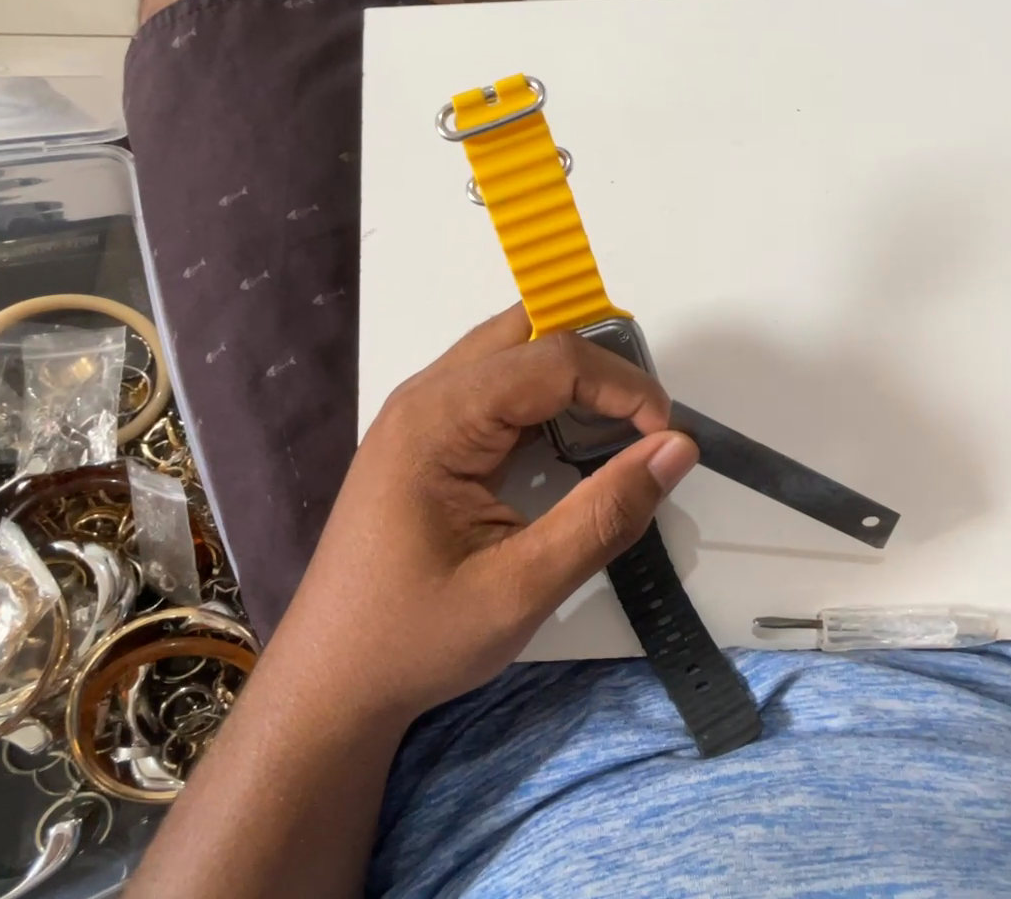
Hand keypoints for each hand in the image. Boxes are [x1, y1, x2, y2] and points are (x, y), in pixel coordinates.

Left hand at [276, 305, 699, 721]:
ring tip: (617, 431)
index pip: (552, 358)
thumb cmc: (417, 638)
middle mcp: (424, 397)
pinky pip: (496, 389)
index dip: (623, 385)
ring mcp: (420, 413)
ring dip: (572, 378)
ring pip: (512, 353)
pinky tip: (567, 448)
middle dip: (598, 360)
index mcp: (438, 420)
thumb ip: (605, 514)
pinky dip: (545, 402)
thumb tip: (678, 449)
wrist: (332, 680)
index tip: (665, 438)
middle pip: (526, 332)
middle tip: (643, 419)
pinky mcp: (426, 438)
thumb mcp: (523, 587)